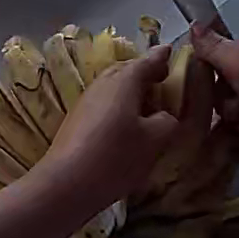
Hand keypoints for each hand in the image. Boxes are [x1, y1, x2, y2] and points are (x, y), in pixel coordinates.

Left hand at [33, 45, 181, 210]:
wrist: (66, 183)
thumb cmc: (116, 157)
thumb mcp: (155, 140)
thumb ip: (168, 121)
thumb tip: (165, 116)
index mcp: (125, 80)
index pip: (148, 60)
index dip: (162, 58)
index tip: (172, 54)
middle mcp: (103, 83)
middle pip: (127, 70)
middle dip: (145, 72)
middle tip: (162, 81)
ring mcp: (86, 101)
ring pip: (113, 87)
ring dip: (130, 91)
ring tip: (147, 105)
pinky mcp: (76, 120)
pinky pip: (104, 103)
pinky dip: (118, 106)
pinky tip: (125, 125)